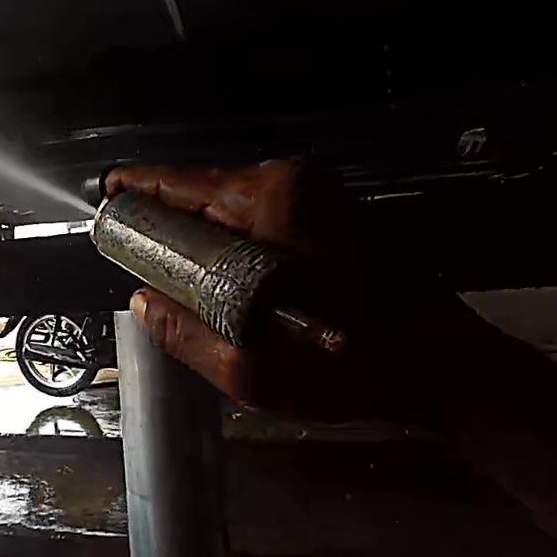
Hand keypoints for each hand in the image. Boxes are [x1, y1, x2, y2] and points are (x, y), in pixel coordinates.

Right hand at [106, 160, 550, 423]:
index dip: (138, 190)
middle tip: (130, 240)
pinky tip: (218, 262)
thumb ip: (188, 336)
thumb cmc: (355, 369)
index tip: (106, 199)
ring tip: (166, 255)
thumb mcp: (257, 374)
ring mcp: (321, 193)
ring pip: (234, 200)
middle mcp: (295, 183)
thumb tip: (140, 301)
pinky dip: (231, 230)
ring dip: (198, 223)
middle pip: (206, 188)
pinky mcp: (335, 212)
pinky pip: (264, 212)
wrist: (449, 365)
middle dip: (164, 211)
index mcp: (273, 204)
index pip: (183, 183)